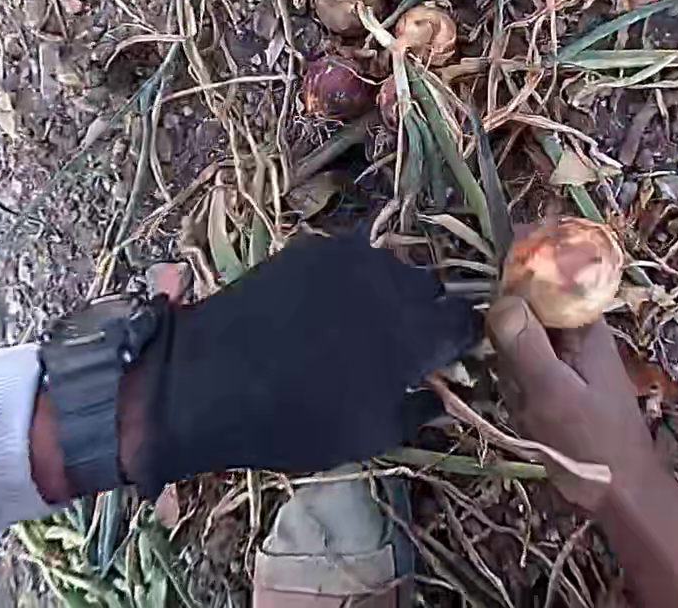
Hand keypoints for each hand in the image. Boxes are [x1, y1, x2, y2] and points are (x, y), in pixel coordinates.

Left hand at [122, 230, 477, 490]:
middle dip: (427, 310)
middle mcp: (397, 282)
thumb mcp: (369, 434)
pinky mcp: (322, 243)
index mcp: (417, 332)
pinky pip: (355, 253)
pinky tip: (326, 297)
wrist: (211, 378)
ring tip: (358, 316)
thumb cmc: (296, 419)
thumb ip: (420, 409)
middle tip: (399, 338)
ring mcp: (357, 255)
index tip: (448, 349)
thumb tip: (446, 393)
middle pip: (433, 288)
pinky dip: (353, 273)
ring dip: (390, 288)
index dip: (461, 335)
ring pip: (395, 266)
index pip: (466, 319)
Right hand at [489, 296, 677, 607]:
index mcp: (582, 319)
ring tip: (527, 403)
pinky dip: (517, 383)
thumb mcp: (552, 393)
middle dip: (507, 336)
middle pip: (523, 303)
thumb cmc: (593, 443)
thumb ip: (526, 345)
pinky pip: (522, 362)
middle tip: (517, 379)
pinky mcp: (557, 371)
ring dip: (511, 367)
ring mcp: (565, 349)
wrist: (623, 496)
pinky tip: (528, 411)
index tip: (491, 291)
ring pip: (518, 334)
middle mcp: (574, 325)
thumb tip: (501, 298)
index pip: (545, 271)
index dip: (514, 271)